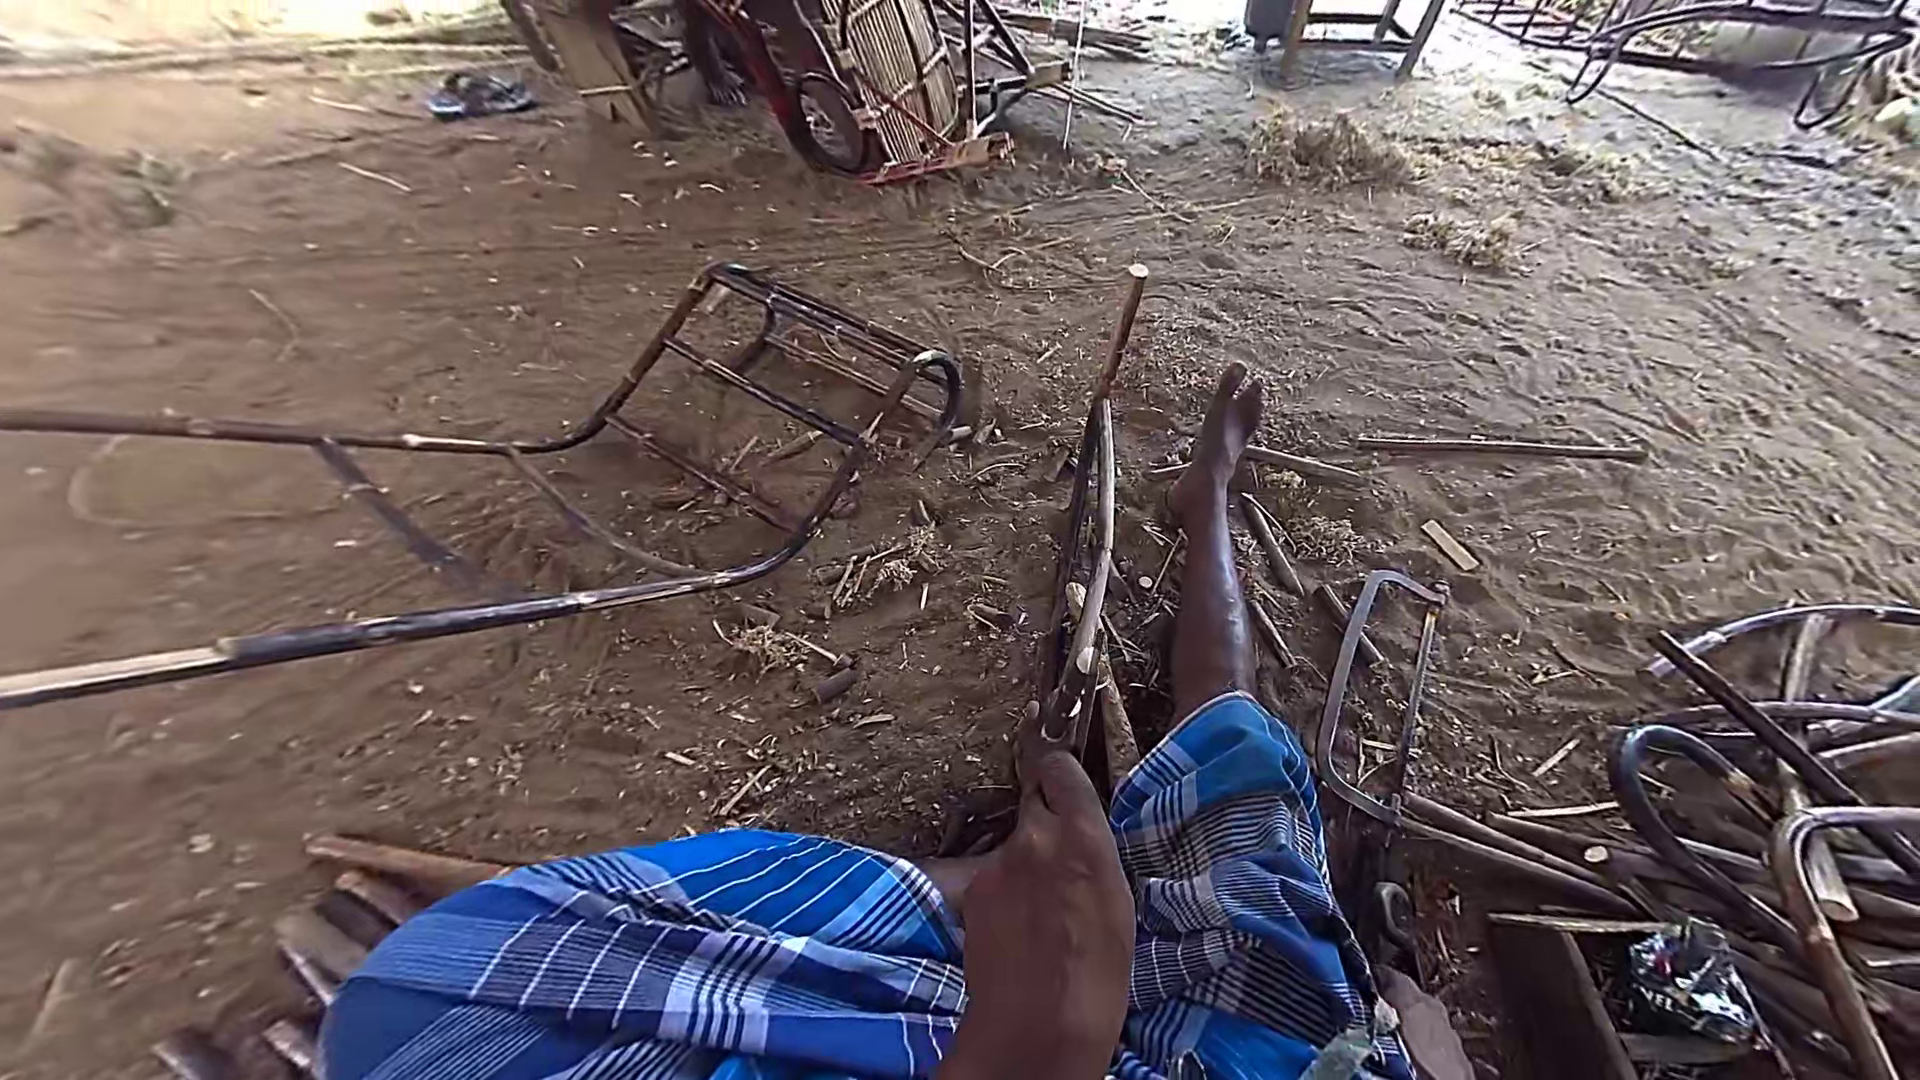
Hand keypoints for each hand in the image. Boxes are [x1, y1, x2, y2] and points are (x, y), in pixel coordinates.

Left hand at [937, 752, 1133, 1079]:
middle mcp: (1036, 834)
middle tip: (1055, 850)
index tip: (1060, 775)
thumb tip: (1076, 823)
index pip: (1060, 765)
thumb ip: (1090, 844)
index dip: (1059, 770)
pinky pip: (994, 870)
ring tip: (1037, 904)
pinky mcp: (975, 882)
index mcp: (1082, 834)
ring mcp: (1000, 858)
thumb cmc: (1098, 970)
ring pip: (1015, 839)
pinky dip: (1003, 885)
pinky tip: (1015, 922)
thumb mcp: (1117, 897)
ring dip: (1025, 856)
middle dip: (1044, 816)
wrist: (1036, 1028)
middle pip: (1035, 799)